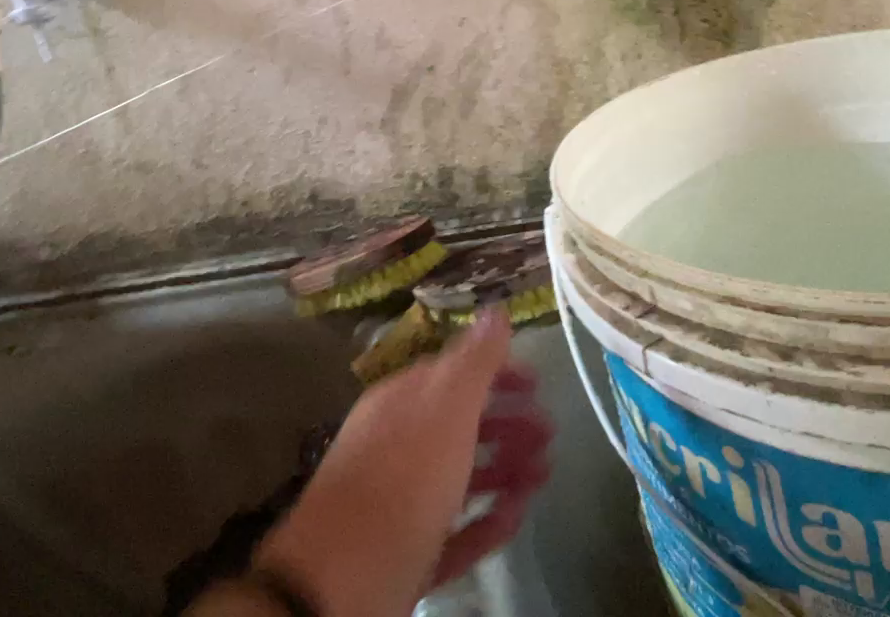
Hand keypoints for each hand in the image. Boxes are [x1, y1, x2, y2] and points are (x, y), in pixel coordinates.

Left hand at [253, 311, 552, 616]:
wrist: (339, 581)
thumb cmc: (401, 481)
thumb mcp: (444, 410)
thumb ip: (474, 362)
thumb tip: (496, 308)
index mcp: (402, 402)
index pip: (455, 373)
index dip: (498, 373)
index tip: (538, 383)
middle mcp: (398, 443)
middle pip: (461, 424)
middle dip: (508, 423)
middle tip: (550, 432)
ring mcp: (401, 499)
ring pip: (461, 474)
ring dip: (504, 470)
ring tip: (543, 474)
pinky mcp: (407, 549)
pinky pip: (455, 527)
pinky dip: (487, 519)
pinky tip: (515, 518)